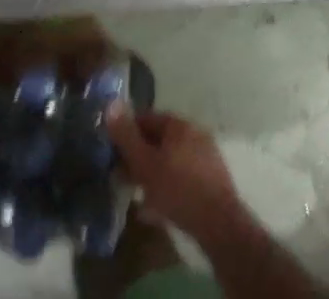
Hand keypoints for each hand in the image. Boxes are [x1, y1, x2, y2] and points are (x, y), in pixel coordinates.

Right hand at [105, 104, 248, 243]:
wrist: (218, 224)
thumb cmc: (177, 189)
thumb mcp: (144, 163)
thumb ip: (126, 135)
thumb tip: (110, 104)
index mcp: (180, 126)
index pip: (146, 119)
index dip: (126, 132)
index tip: (112, 150)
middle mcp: (196, 135)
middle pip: (159, 140)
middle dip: (138, 156)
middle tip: (121, 175)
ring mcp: (206, 157)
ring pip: (170, 160)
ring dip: (151, 173)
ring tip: (136, 194)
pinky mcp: (211, 181)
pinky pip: (182, 177)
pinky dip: (167, 186)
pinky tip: (156, 208)